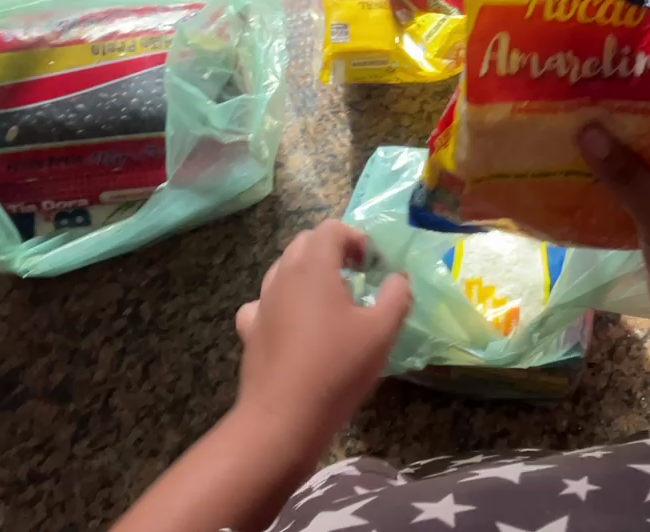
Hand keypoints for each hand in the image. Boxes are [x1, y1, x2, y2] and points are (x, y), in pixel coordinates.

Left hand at [233, 220, 411, 452]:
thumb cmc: (336, 369)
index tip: (372, 265)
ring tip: (330, 302)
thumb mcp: (382, 331)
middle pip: (306, 242)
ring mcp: (262, 302)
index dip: (356, 238)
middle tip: (357, 277)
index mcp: (314, 266)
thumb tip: (398, 279)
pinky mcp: (251, 330)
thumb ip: (396, 295)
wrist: (282, 421)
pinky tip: (294, 325)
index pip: (332, 228)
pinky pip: (264, 302)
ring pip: (284, 269)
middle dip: (333, 250)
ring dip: (309, 274)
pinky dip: (281, 303)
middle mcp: (283, 275)